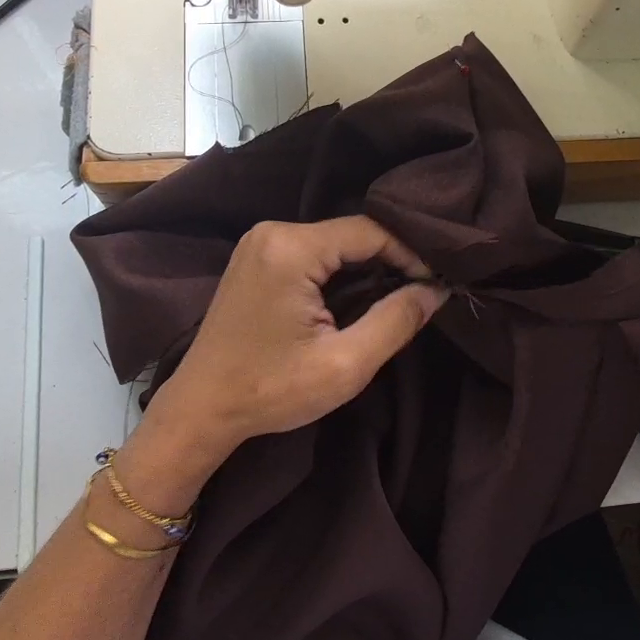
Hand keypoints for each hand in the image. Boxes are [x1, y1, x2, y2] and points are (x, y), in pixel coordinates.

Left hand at [125, 217, 447, 507]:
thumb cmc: (270, 390)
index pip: (369, 231)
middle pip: (350, 234)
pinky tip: (358, 297)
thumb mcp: (344, 364)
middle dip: (390, 261)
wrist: (201, 409)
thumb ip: (395, 321)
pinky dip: (339, 272)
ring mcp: (259, 244)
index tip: (438, 283)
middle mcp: (272, 232)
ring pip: (332, 243)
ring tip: (399, 296)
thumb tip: (436, 290)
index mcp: (290, 248)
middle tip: (424, 291)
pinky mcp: (255, 259)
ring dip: (366, 268)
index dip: (410, 254)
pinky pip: (311, 253)